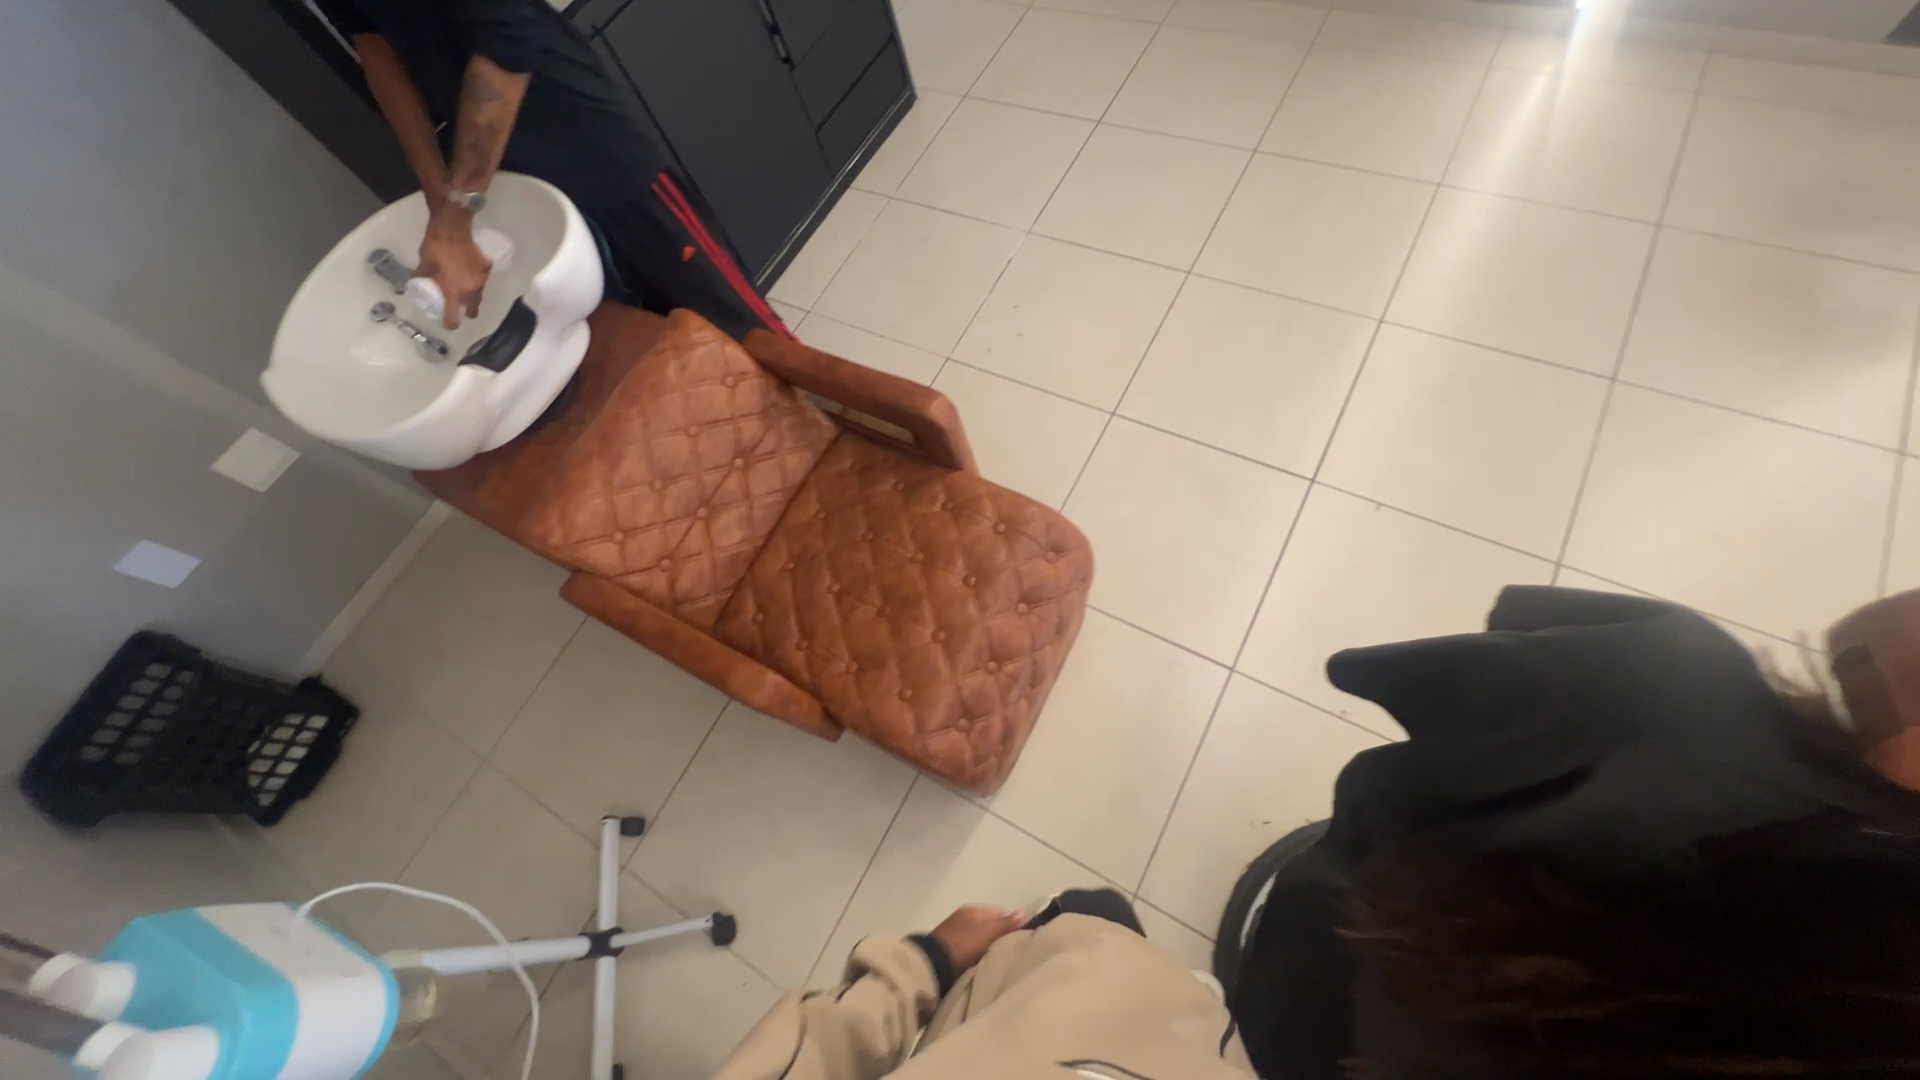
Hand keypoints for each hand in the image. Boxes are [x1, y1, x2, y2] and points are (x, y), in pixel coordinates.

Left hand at [417, 211, 490, 328]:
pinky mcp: (486, 270)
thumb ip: (422, 274)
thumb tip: (416, 282)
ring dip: (472, 299)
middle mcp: (469, 290)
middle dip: (467, 312)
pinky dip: (475, 284)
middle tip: (460, 311)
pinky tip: (470, 278)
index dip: (451, 322)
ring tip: (464, 295)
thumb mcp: (424, 260)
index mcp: (452, 290)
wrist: (456, 226)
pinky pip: (481, 283)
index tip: (448, 325)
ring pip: (478, 297)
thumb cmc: (437, 243)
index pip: (453, 314)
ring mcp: (481, 281)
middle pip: (472, 309)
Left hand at [929, 905, 1026, 972]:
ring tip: (999, 961)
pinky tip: (984, 964)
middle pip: (989, 926)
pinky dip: (978, 955)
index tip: (1020, 940)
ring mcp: (956, 933)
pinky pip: (971, 949)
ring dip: (989, 948)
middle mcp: (964, 918)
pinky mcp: (951, 949)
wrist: (934, 964)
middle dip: (1000, 937)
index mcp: (973, 910)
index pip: (999, 912)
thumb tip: (1025, 912)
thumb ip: (1005, 924)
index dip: (1011, 925)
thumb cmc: (963, 944)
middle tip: (1011, 953)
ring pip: (981, 938)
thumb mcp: (987, 933)